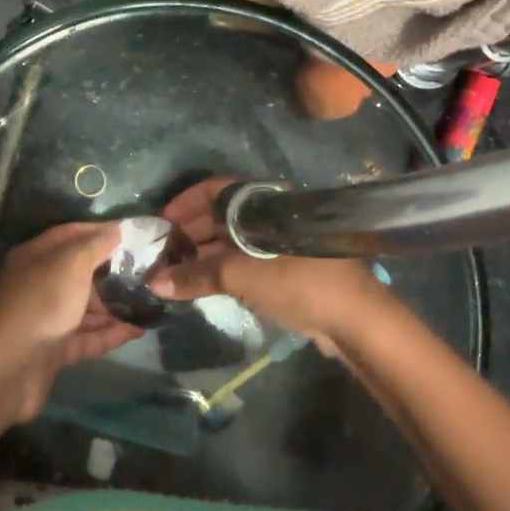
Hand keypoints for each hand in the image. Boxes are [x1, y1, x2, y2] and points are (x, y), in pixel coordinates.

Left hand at [0, 222, 141, 419]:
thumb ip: (95, 245)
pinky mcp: (55, 350)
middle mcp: (39, 284)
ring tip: (149, 301)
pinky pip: (88, 337)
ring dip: (115, 306)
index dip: (100, 231)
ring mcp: (47, 319)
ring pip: (85, 308)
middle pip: (79, 273)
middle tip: (146, 271)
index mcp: (36, 256)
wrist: (10, 367)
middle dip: (111, 271)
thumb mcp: (71, 263)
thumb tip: (117, 229)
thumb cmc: (42, 302)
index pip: (70, 234)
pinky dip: (110, 333)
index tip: (132, 234)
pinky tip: (138, 330)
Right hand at [148, 177, 403, 354]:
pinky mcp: (288, 267)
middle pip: (221, 215)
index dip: (184, 203)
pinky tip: (204, 284)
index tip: (161, 224)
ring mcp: (281, 241)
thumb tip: (153, 282)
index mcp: (263, 202)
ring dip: (204, 254)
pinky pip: (246, 259)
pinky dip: (223, 268)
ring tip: (176, 272)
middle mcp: (272, 214)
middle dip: (189, 233)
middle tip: (162, 253)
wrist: (357, 320)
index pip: (214, 189)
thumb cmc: (299, 283)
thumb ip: (196, 276)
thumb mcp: (241, 276)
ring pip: (233, 240)